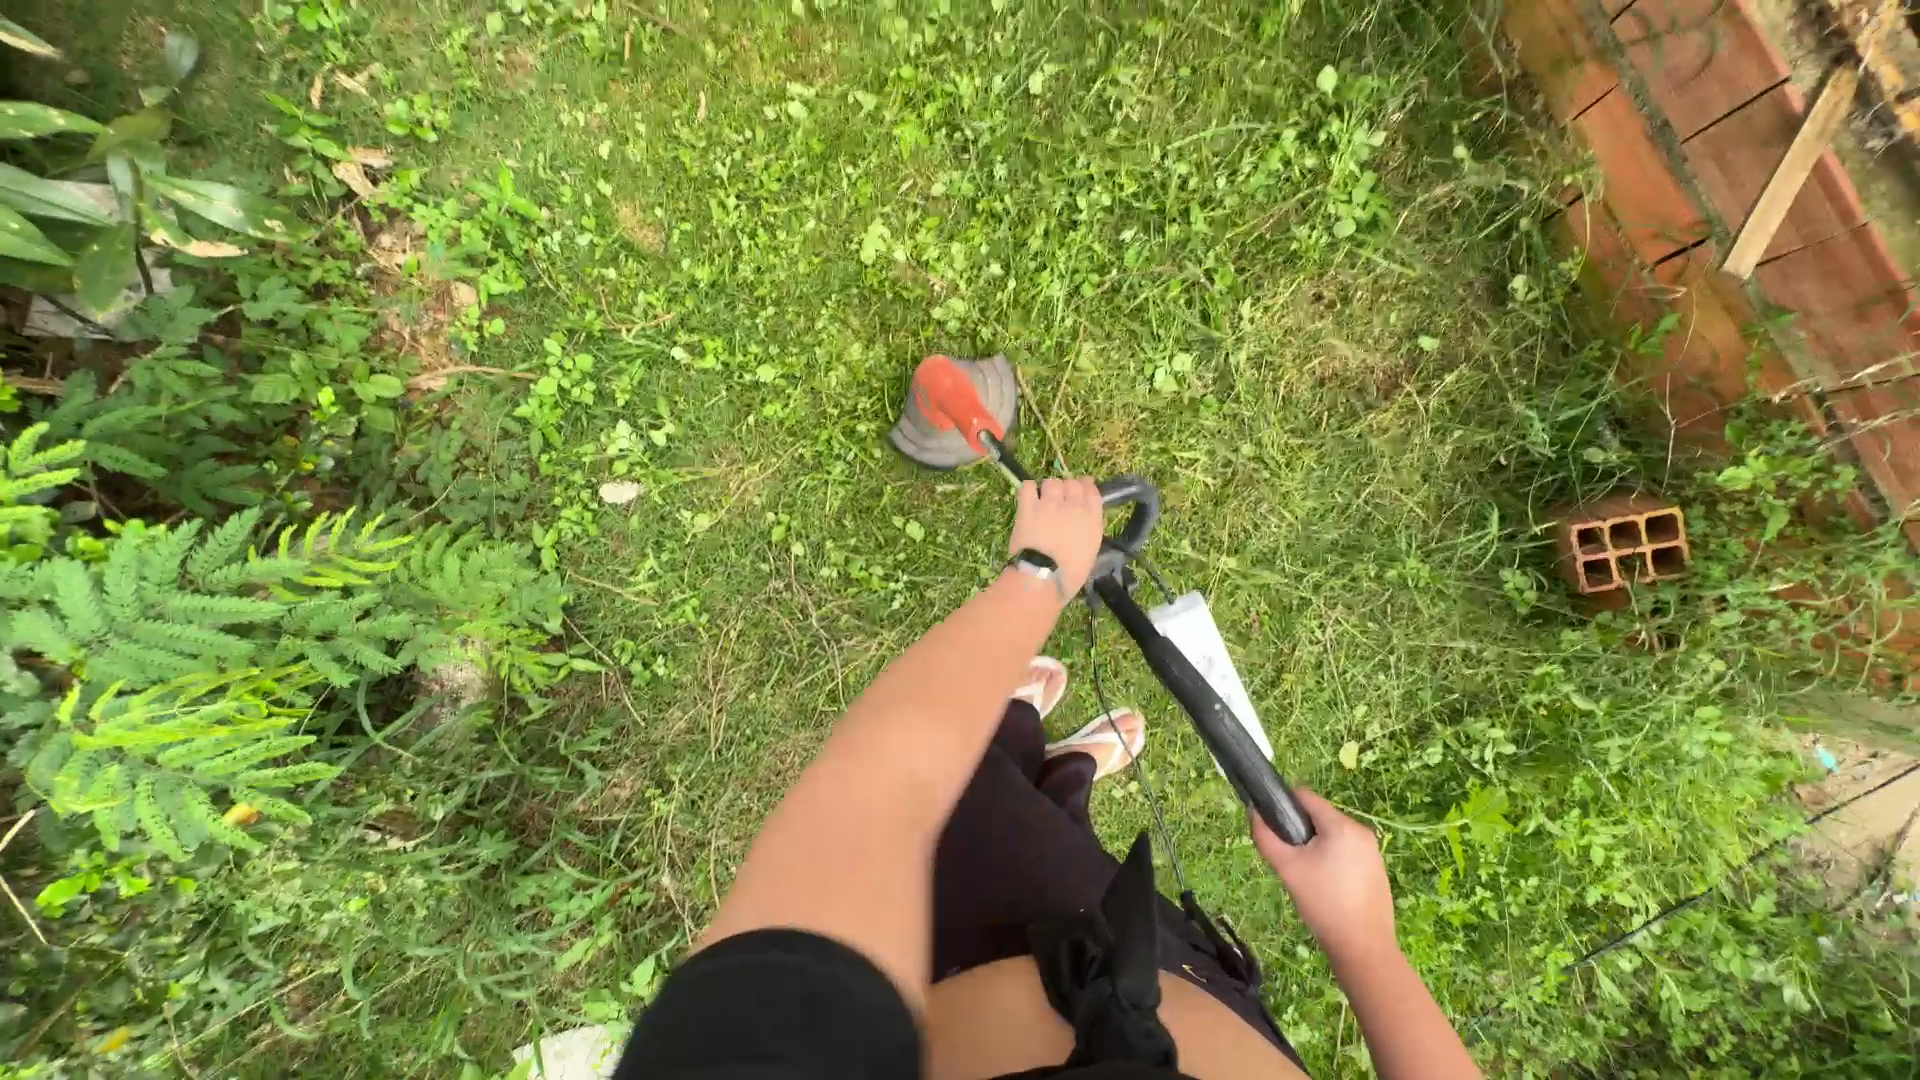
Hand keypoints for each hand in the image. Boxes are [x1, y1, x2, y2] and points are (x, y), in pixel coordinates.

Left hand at [1006, 476, 1104, 595]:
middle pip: (1072, 483)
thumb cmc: (1068, 575)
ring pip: (1052, 482)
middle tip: (1060, 498)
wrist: (1042, 577)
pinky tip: (1028, 497)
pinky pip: (1028, 486)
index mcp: (1092, 521)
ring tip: (1043, 499)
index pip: (1092, 492)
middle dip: (1067, 488)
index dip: (1086, 486)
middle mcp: (1074, 507)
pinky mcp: (1029, 508)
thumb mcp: (1089, 554)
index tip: (1081, 487)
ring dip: (1048, 488)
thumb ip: (1088, 533)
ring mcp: (1050, 505)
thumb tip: (1082, 525)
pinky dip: (1028, 489)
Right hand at [1251, 788, 1397, 966]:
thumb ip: (1265, 836)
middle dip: (1301, 831)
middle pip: (1319, 816)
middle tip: (1291, 860)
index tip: (1275, 829)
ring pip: (1332, 834)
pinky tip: (1326, 886)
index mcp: (1341, 825)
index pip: (1305, 796)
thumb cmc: (1322, 903)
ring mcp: (1373, 851)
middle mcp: (1361, 831)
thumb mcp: (1286, 867)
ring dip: (1316, 846)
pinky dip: (1332, 860)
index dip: (1284, 806)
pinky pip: (1347, 851)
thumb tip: (1253, 811)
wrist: (1363, 948)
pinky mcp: (1378, 869)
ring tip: (1308, 876)